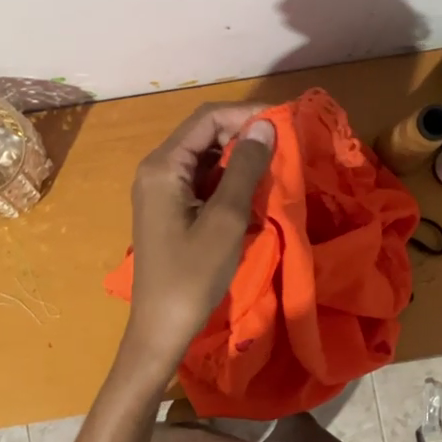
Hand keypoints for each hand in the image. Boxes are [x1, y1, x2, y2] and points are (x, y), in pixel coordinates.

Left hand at [121, 103, 274, 379]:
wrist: (161, 326)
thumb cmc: (192, 275)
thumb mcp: (225, 220)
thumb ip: (245, 169)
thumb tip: (266, 127)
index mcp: (163, 166)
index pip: (207, 118)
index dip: (247, 115)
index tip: (285, 124)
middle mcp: (156, 170)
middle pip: (203, 134)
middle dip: (243, 135)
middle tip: (283, 149)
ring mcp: (159, 191)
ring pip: (203, 157)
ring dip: (237, 159)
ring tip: (273, 170)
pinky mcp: (167, 210)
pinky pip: (199, 181)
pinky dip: (225, 180)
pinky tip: (250, 193)